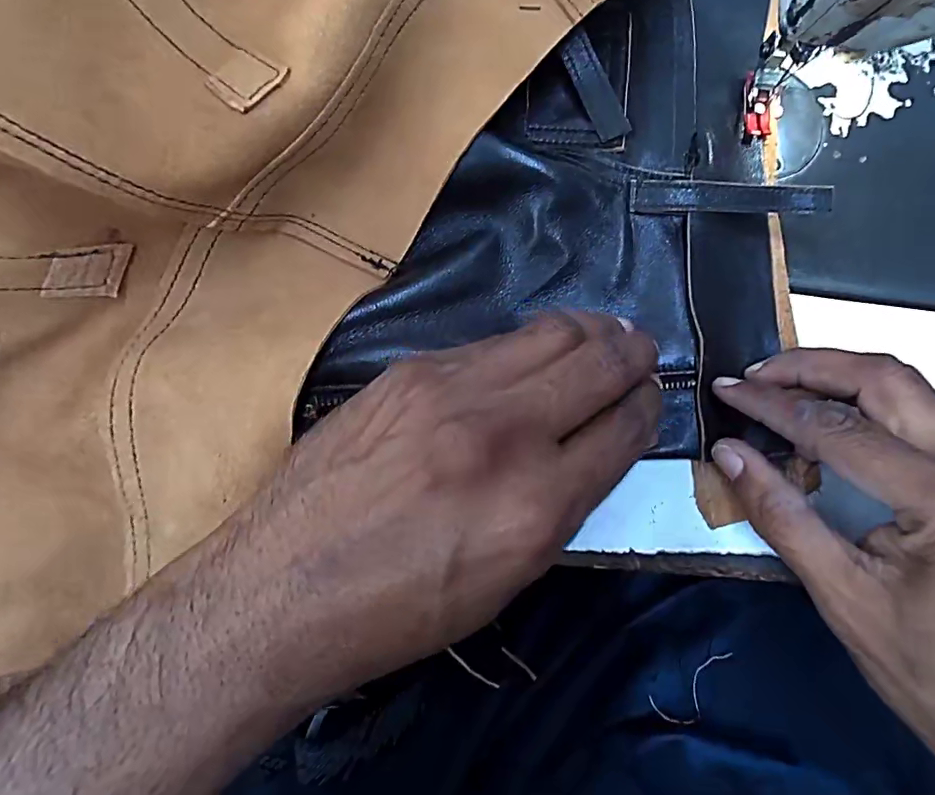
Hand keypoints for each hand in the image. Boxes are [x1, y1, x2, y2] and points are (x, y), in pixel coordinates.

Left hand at [199, 310, 660, 693]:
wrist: (282, 589)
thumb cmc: (405, 605)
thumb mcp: (511, 575)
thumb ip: (567, 501)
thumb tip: (602, 442)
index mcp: (539, 503)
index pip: (625, 428)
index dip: (649, 406)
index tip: (651, 397)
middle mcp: (506, 433)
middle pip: (601, 364)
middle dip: (636, 353)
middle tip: (644, 349)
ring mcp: (456, 390)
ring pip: (554, 332)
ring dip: (592, 329)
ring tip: (605, 331)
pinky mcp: (415, 369)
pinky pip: (497, 340)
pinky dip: (532, 342)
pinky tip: (536, 349)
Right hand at [709, 350, 934, 794]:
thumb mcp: (846, 600)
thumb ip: (782, 515)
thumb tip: (731, 454)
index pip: (846, 430)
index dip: (776, 405)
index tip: (731, 390)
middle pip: (889, 379)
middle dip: (814, 365)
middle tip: (757, 373)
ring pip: (912, 391)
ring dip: (844, 379)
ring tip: (786, 387)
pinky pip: (929, 420)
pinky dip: (873, 408)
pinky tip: (837, 424)